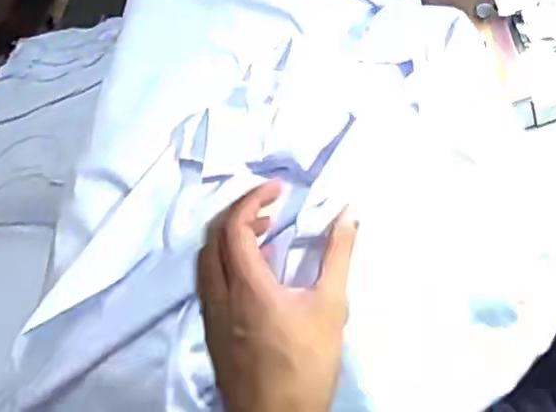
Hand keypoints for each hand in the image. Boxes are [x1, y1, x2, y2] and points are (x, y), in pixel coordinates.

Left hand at [197, 181, 357, 411]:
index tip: (280, 190)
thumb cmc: (306, 365)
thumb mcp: (331, 305)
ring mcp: (213, 321)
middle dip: (240, 213)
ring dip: (232, 238)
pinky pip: (211, 284)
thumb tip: (348, 214)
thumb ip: (338, 254)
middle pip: (212, 241)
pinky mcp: (215, 338)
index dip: (253, 200)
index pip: (233, 228)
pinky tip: (262, 270)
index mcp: (246, 288)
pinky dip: (230, 262)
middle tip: (272, 207)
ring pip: (207, 264)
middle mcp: (221, 300)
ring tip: (268, 233)